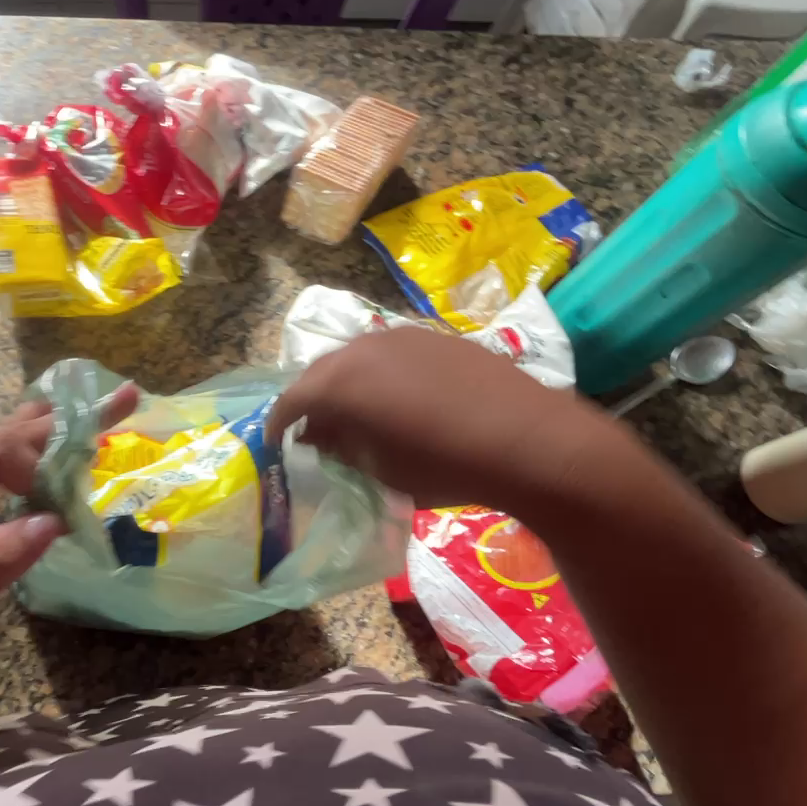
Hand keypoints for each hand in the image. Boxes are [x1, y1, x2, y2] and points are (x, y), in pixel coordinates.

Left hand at [0, 385, 139, 724]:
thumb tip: (54, 521)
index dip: (33, 460)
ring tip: (104, 411)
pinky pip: (5, 484)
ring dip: (55, 436)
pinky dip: (41, 469)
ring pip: (6, 455)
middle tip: (123, 397)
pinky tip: (66, 454)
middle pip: (2, 440)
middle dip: (59, 421)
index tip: (67, 496)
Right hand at [268, 325, 637, 510]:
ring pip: (357, 357)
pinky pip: (391, 353)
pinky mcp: (436, 336)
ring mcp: (403, 336)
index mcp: (342, 381)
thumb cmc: (445, 466)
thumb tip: (318, 435)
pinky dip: (380, 375)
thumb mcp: (381, 469)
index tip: (277, 443)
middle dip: (313, 400)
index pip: (292, 398)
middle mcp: (364, 347)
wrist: (530, 440)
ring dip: (347, 384)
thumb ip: (340, 447)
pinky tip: (399, 400)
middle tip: (315, 430)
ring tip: (356, 415)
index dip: (279, 423)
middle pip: (323, 371)